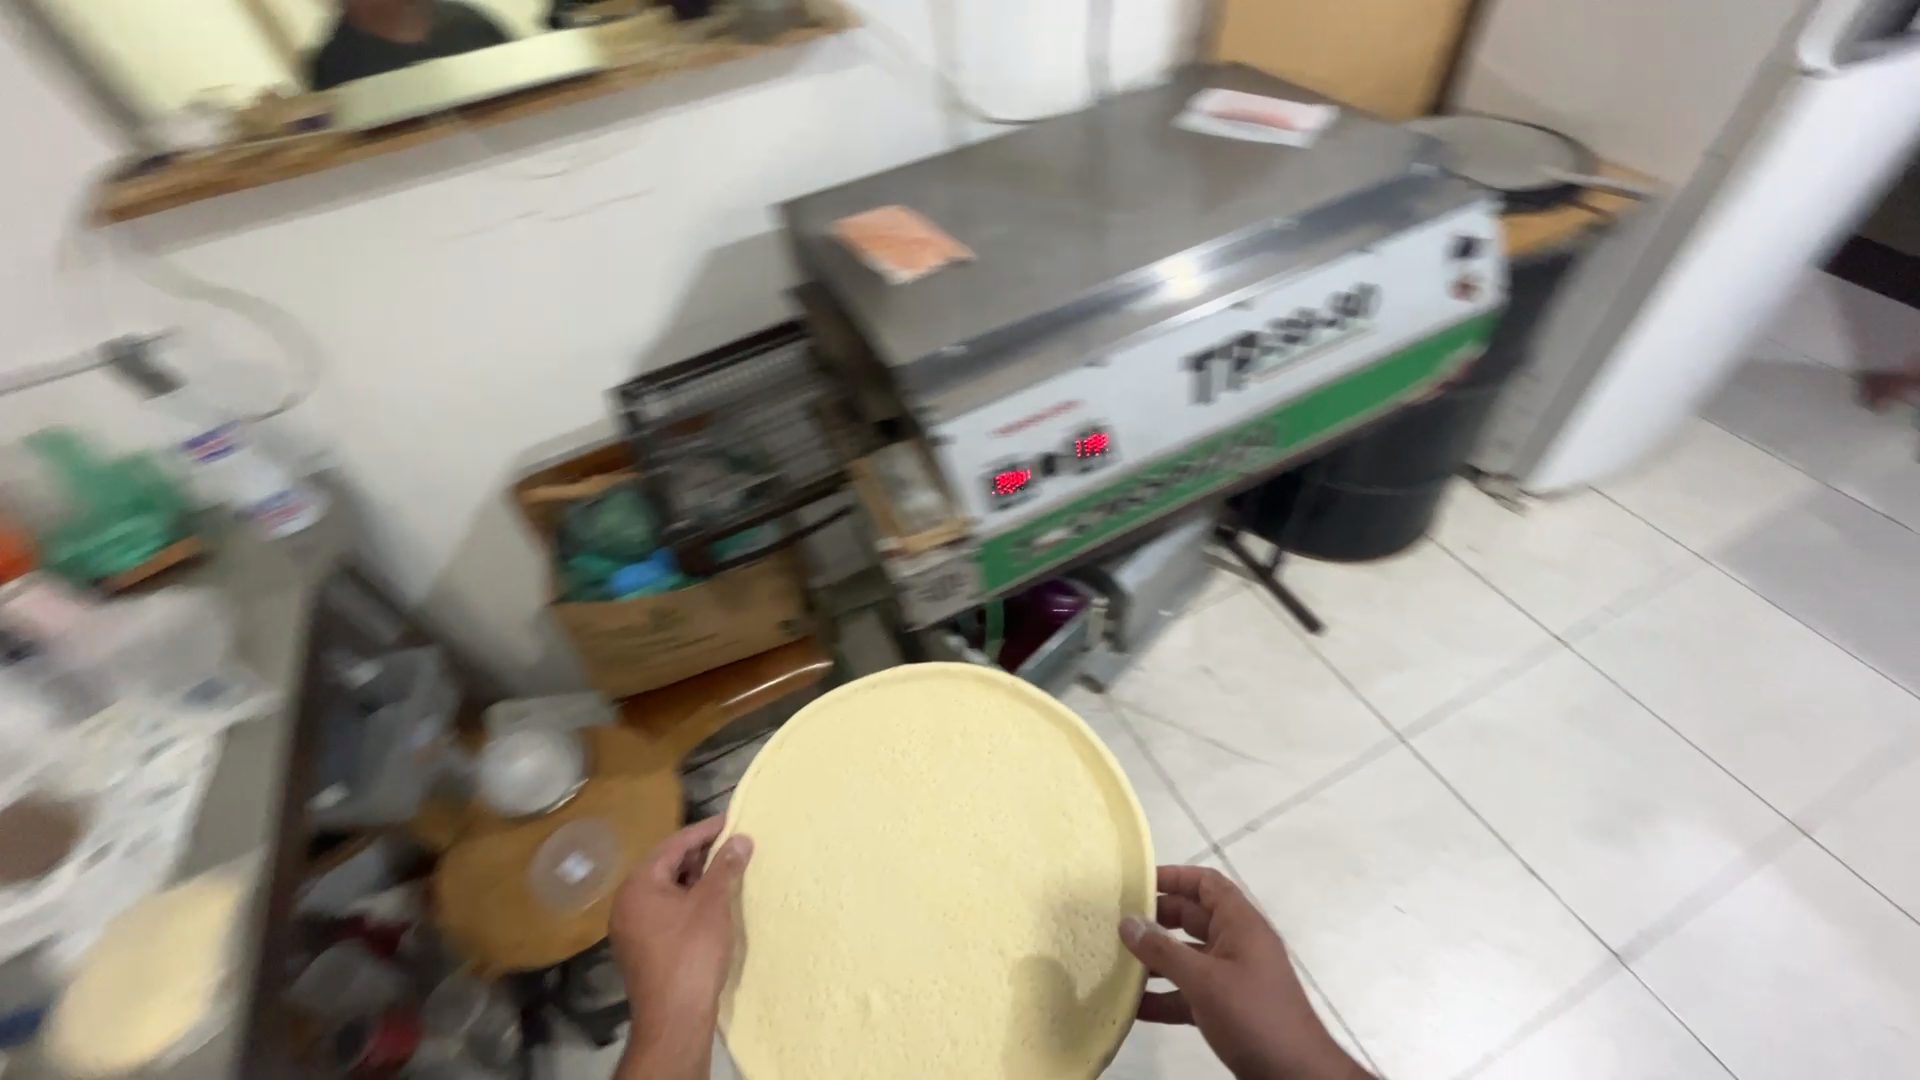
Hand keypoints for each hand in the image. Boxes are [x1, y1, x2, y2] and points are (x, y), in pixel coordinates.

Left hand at [610, 817, 752, 1079]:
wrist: (675, 1018)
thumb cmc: (691, 952)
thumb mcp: (713, 903)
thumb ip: (725, 866)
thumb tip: (741, 838)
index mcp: (638, 885)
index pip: (674, 844)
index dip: (705, 830)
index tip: (732, 820)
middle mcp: (628, 902)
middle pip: (667, 864)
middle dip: (700, 853)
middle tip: (732, 842)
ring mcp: (632, 926)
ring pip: (667, 888)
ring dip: (696, 876)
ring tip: (727, 868)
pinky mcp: (642, 946)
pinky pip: (666, 908)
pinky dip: (688, 898)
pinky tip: (712, 899)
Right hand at [1119, 865, 1371, 1079]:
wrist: (1300, 1079)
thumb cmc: (1255, 1016)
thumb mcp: (1205, 980)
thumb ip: (1163, 950)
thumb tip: (1126, 922)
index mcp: (1240, 924)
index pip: (1206, 883)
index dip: (1173, 876)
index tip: (1137, 883)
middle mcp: (1237, 944)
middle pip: (1192, 917)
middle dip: (1156, 919)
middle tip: (1118, 922)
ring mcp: (1233, 977)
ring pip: (1188, 956)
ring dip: (1156, 960)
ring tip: (1118, 961)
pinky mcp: (1228, 1008)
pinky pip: (1190, 992)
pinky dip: (1165, 996)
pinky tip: (1134, 1007)